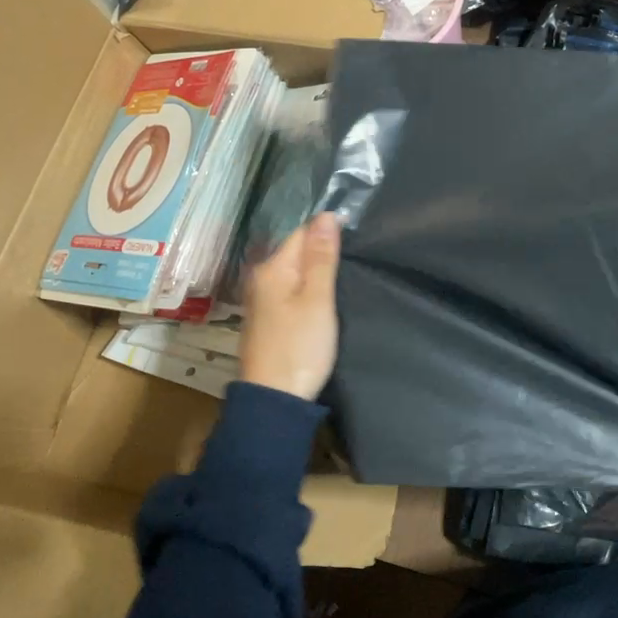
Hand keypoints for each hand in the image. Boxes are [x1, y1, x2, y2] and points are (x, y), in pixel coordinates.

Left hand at [239, 212, 341, 400]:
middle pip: (297, 252)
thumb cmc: (299, 347)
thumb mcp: (318, 299)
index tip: (356, 241)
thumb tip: (327, 214)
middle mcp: (261, 279)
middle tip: (354, 261)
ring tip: (342, 279)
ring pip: (294, 274)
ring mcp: (261, 302)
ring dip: (315, 274)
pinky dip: (306, 292)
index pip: (303, 233)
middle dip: (322, 252)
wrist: (274, 402)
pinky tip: (322, 302)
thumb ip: (322, 257)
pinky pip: (290, 292)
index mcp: (273, 269)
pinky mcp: (267, 321)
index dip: (329, 233)